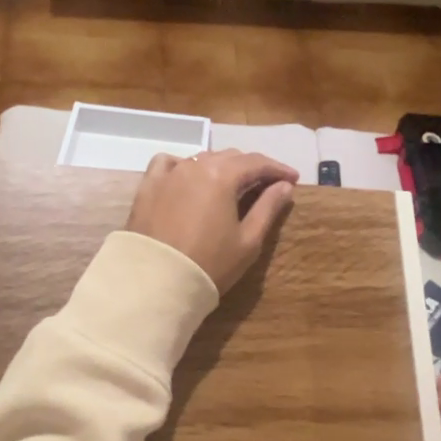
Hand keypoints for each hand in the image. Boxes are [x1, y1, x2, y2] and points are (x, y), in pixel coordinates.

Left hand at [125, 150, 298, 294]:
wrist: (156, 282)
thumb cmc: (209, 263)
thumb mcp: (248, 240)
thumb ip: (269, 207)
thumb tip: (285, 185)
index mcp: (222, 175)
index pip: (257, 163)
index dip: (278, 169)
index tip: (293, 178)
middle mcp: (195, 165)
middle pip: (230, 157)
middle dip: (252, 167)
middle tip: (267, 184)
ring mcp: (169, 173)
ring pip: (202, 159)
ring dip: (222, 167)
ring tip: (233, 183)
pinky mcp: (148, 185)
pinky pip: (168, 163)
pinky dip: (184, 165)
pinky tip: (189, 177)